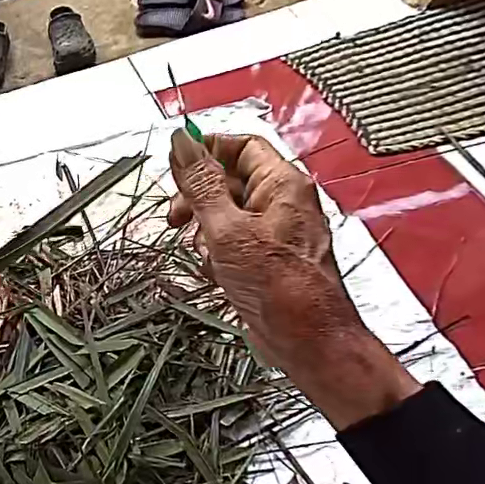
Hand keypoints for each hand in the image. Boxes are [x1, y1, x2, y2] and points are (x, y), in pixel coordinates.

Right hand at [167, 129, 417, 427]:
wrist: (306, 339)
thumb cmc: (283, 288)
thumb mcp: (227, 229)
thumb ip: (201, 184)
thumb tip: (183, 145)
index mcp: (283, 185)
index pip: (241, 146)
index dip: (206, 150)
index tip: (177, 162)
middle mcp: (283, 204)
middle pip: (229, 180)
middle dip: (197, 197)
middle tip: (178, 213)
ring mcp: (275, 232)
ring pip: (227, 214)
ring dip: (204, 229)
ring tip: (200, 247)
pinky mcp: (267, 259)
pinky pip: (232, 241)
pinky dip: (216, 251)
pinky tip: (214, 268)